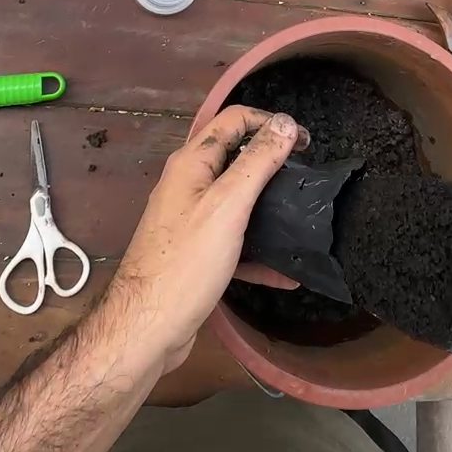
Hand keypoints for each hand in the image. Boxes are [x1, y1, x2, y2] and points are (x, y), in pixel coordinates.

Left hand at [102, 106, 308, 373]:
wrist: (145, 331)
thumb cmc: (187, 262)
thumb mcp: (228, 205)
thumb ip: (257, 161)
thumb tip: (285, 122)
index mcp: (192, 163)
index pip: (234, 120)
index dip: (270, 122)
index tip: (304, 143)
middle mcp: (188, 184)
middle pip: (235, 156)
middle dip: (272, 161)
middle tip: (305, 176)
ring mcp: (190, 220)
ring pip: (236, 200)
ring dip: (268, 206)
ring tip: (301, 216)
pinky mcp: (196, 253)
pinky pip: (234, 240)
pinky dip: (259, 249)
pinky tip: (286, 271)